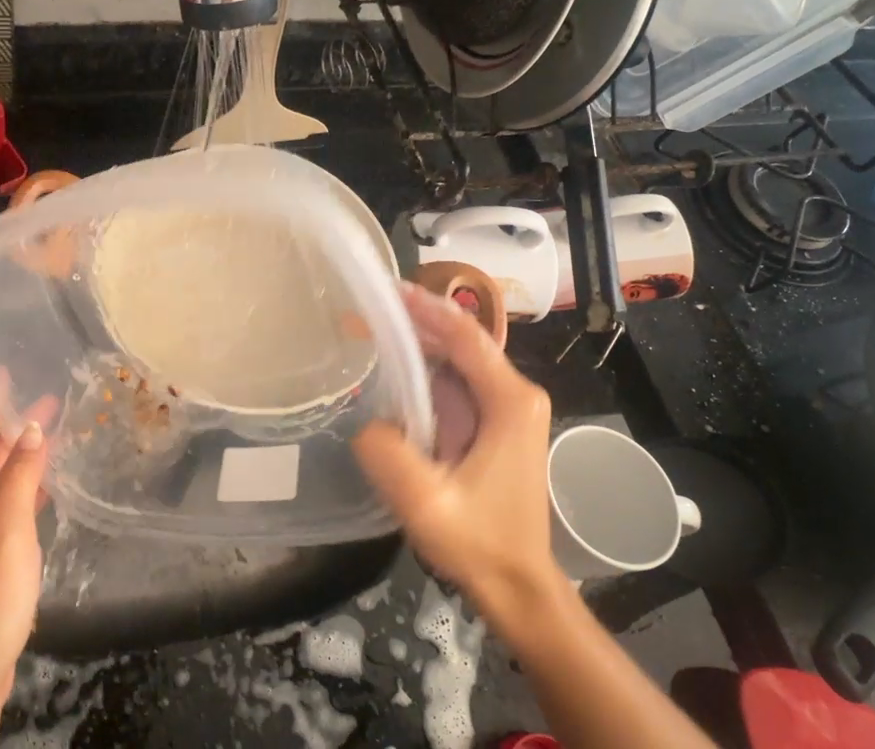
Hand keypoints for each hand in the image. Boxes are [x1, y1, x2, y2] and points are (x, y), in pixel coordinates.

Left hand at [0, 401, 47, 747]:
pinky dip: (28, 488)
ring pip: (0, 479)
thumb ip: (18, 477)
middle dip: (14, 421)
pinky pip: (10, 507)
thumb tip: (31, 426)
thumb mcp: (7, 530)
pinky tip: (48, 490)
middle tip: (50, 395)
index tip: (6, 366)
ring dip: (23, 454)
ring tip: (55, 432)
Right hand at [353, 280, 562, 617]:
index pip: (465, 336)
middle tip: (360, 309)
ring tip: (365, 327)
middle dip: (412, 321)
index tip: (385, 288)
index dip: (424, 307)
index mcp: (510, 402)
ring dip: (413, 342)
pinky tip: (386, 366)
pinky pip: (451, 383)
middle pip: (459, 340)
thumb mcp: (425, 502)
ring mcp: (503, 410)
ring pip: (453, 359)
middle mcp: (513, 396)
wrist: (515, 585)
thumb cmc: (479, 542)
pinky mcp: (489, 425)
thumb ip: (388, 453)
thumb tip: (368, 423)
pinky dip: (419, 369)